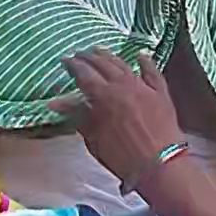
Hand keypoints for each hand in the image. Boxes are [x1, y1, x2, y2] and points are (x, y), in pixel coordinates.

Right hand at [51, 48, 179, 184]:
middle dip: (89, 57)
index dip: (73, 65)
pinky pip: (152, 72)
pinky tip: (141, 55)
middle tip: (79, 53)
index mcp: (104, 95)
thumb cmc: (122, 156)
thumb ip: (77, 116)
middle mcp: (122, 84)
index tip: (64, 60)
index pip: (84, 74)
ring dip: (110, 56)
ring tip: (100, 50)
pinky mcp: (161, 93)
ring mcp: (143, 87)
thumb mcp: (94, 138)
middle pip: (103, 65)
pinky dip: (146, 62)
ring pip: (123, 65)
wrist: (160, 165)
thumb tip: (54, 102)